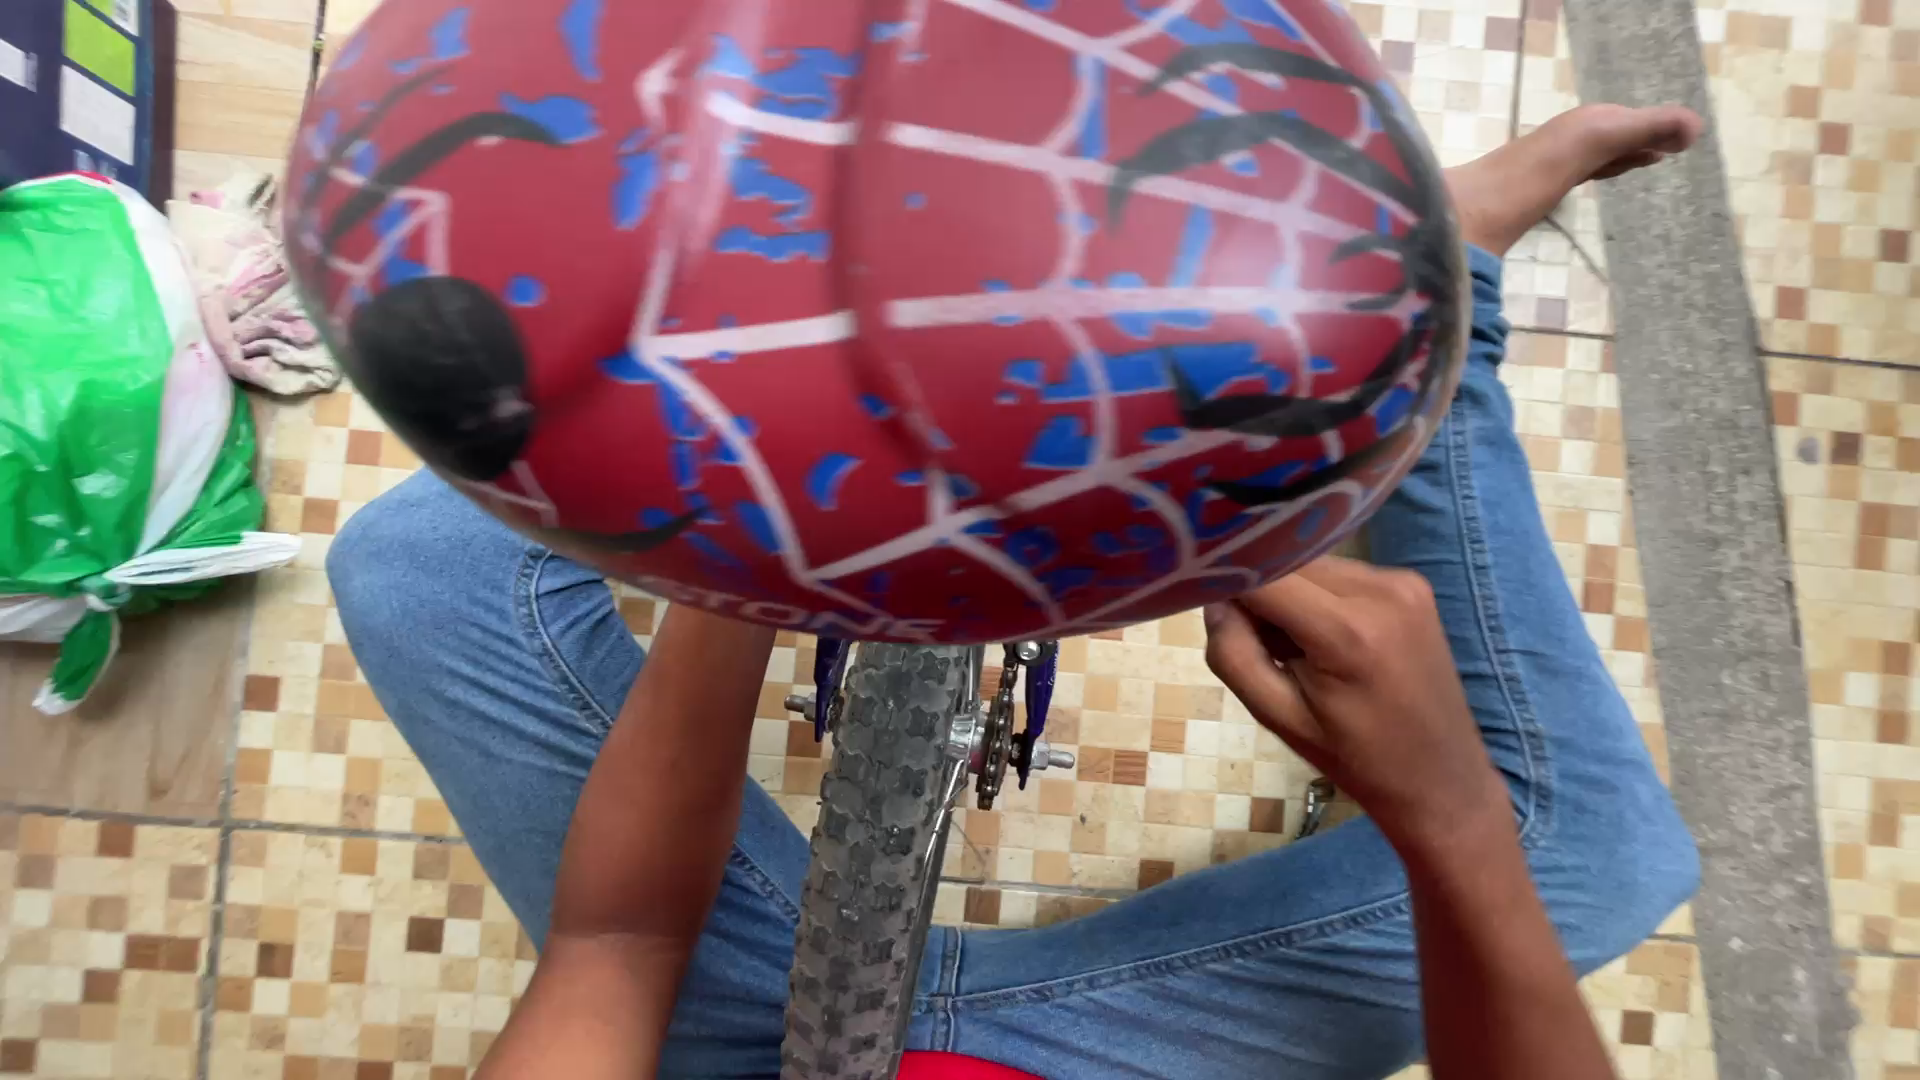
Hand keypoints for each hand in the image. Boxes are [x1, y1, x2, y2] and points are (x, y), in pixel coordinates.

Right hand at [1203, 557, 1509, 856]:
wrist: (1442, 780)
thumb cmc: (1352, 757)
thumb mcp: (1274, 716)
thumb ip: (1232, 653)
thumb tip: (1215, 598)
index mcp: (1346, 632)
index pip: (1263, 574)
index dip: (1227, 580)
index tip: (1203, 595)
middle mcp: (1380, 591)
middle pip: (1286, 561)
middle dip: (1258, 591)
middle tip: (1254, 638)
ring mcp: (1402, 582)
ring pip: (1309, 562)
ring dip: (1287, 591)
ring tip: (1293, 644)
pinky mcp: (1411, 583)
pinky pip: (1337, 571)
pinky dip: (1316, 594)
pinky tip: (1324, 636)